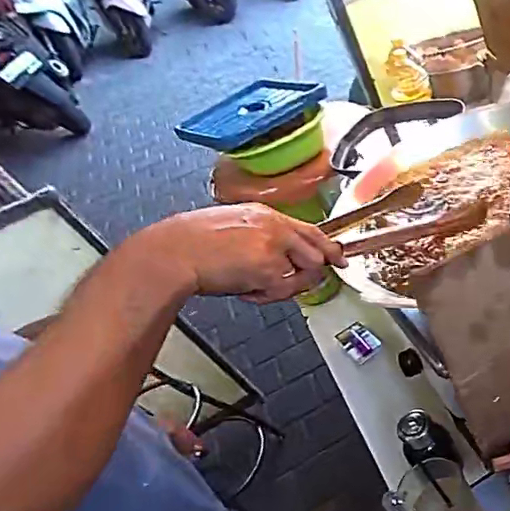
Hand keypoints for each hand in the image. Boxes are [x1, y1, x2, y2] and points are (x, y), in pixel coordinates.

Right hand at [130, 203, 345, 302]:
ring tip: (254, 285)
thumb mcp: (233, 226)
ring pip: (304, 275)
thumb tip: (284, 256)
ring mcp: (274, 246)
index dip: (328, 247)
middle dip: (306, 274)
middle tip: (285, 283)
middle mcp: (275, 226)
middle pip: (317, 254)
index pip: (310, 230)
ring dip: (283, 287)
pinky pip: (282, 291)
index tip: (338, 258)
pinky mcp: (269, 268)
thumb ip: (263, 236)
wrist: (170, 252)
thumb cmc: (191, 242)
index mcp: (266, 213)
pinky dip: (265, 297)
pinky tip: (244, 289)